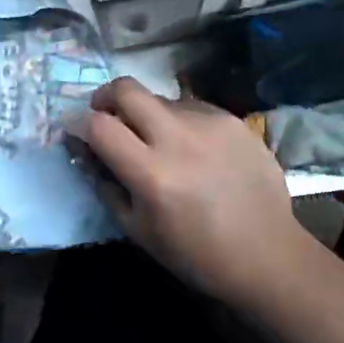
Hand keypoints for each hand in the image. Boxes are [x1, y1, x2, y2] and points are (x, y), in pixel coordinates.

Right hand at [67, 77, 315, 304]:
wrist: (267, 253)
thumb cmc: (196, 253)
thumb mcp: (138, 230)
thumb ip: (105, 184)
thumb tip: (84, 150)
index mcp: (152, 174)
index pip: (98, 125)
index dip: (78, 123)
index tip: (76, 130)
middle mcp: (179, 138)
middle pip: (127, 89)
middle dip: (105, 96)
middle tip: (106, 114)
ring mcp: (209, 123)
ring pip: (160, 98)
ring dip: (147, 113)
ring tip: (157, 141)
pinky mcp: (232, 119)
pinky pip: (191, 107)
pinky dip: (178, 121)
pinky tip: (191, 148)